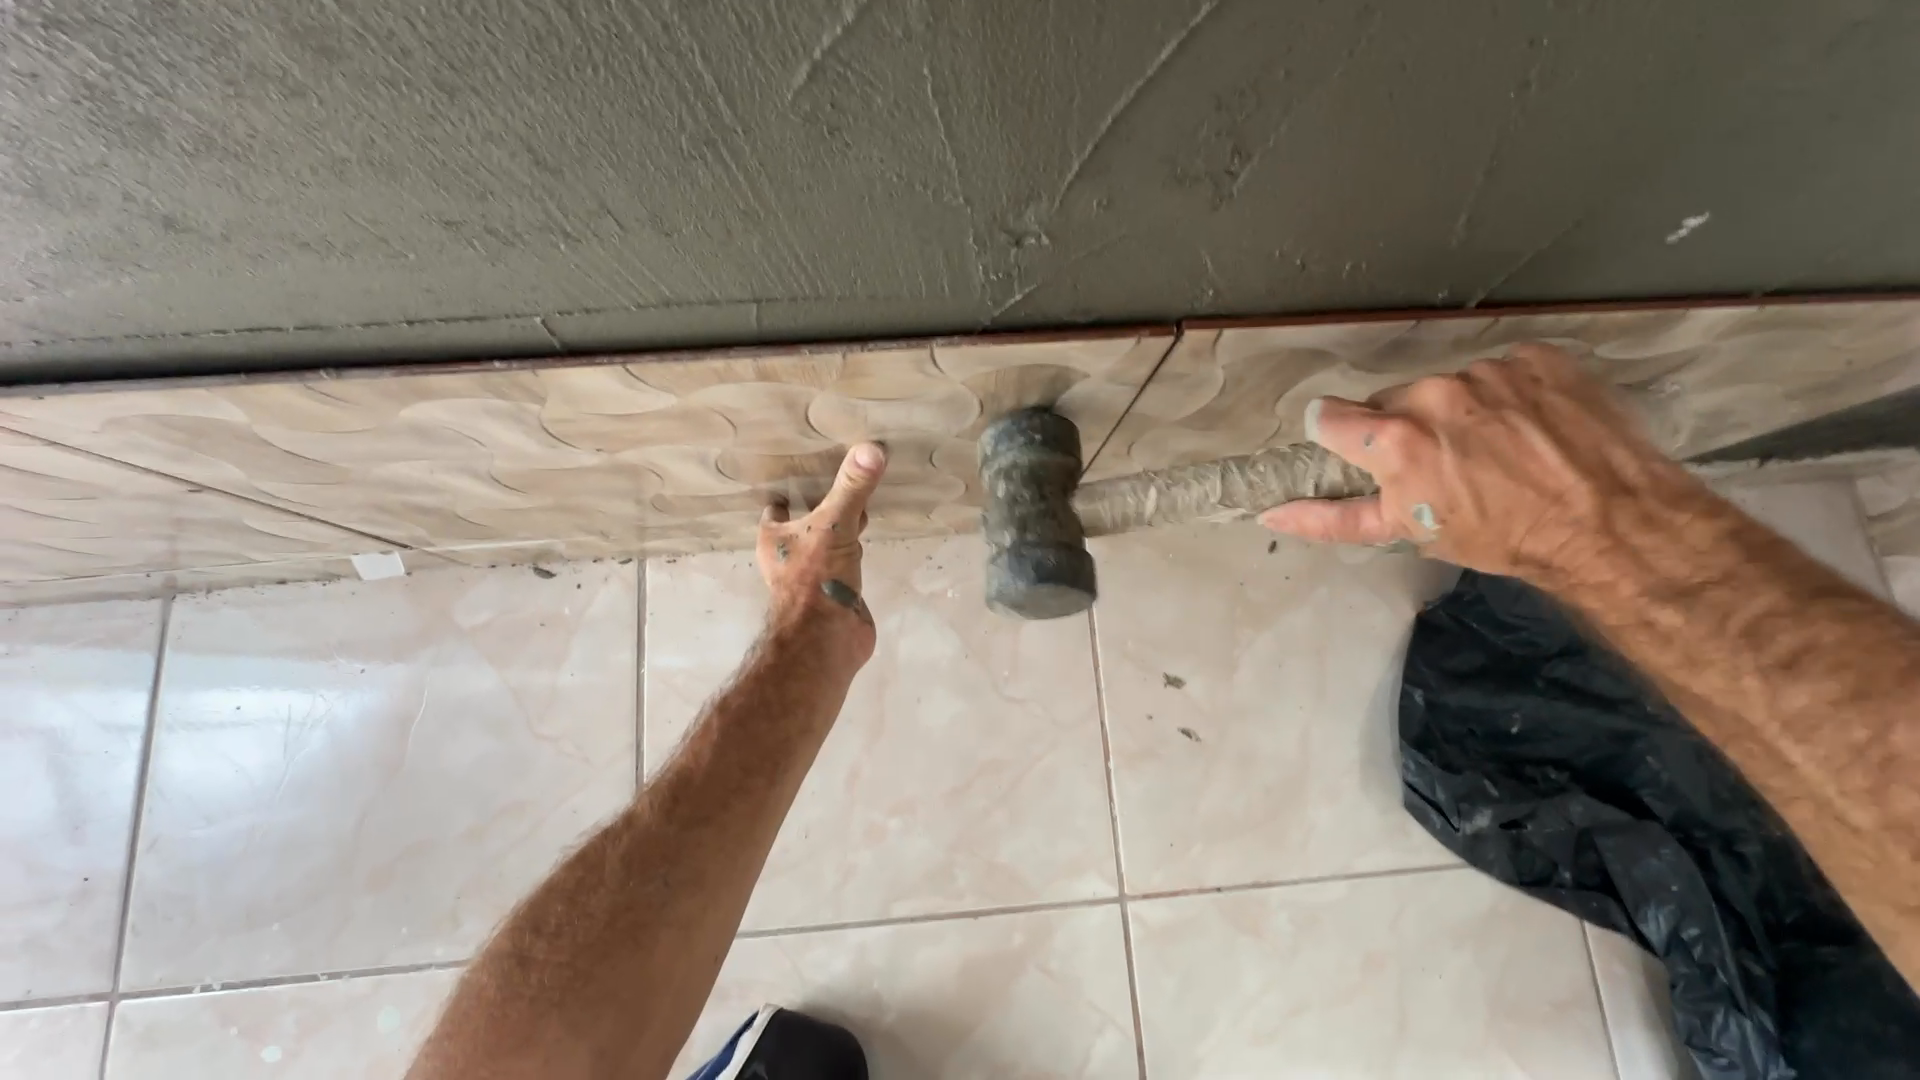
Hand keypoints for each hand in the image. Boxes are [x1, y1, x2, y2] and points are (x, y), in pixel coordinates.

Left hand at [756, 442, 888, 663]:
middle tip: (846, 477)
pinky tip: (875, 535)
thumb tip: (873, 448)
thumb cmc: (815, 579)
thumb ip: (852, 488)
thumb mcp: (834, 525)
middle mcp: (790, 555)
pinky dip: (859, 549)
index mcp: (775, 537)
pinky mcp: (838, 593)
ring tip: (864, 499)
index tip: (810, 464)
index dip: (790, 487)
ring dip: (842, 527)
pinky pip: (849, 562)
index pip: (778, 505)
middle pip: (805, 522)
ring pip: (828, 542)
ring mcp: (815, 576)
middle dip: (821, 504)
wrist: (826, 642)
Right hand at [1258, 343, 1696, 582]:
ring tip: (1495, 445)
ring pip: (1446, 385)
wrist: (1612, 524)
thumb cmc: (1499, 536)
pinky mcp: (1537, 357)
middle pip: (1391, 400)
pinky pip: (1499, 370)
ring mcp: (1489, 371)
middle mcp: (1434, 394)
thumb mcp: (1406, 532)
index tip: (1363, 453)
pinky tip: (1529, 424)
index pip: (1329, 416)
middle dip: (1402, 427)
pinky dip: (1505, 393)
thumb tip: (1269, 514)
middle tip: (1441, 463)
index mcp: (1395, 440)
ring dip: (1456, 410)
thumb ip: (1331, 518)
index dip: (1341, 436)